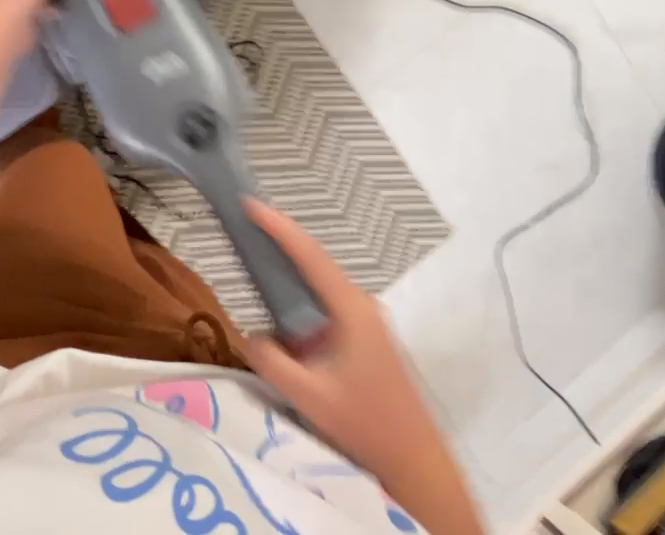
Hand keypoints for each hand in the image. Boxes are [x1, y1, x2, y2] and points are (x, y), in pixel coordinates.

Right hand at [244, 199, 441, 474]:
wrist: (416, 459)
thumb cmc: (365, 424)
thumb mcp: (309, 397)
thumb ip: (272, 362)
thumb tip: (250, 335)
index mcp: (351, 309)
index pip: (310, 256)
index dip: (279, 227)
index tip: (252, 204)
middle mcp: (362, 305)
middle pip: (317, 262)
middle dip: (283, 240)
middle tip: (248, 224)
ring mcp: (368, 320)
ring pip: (323, 284)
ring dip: (293, 270)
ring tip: (259, 257)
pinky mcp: (368, 337)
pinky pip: (328, 304)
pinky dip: (303, 296)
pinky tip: (284, 308)